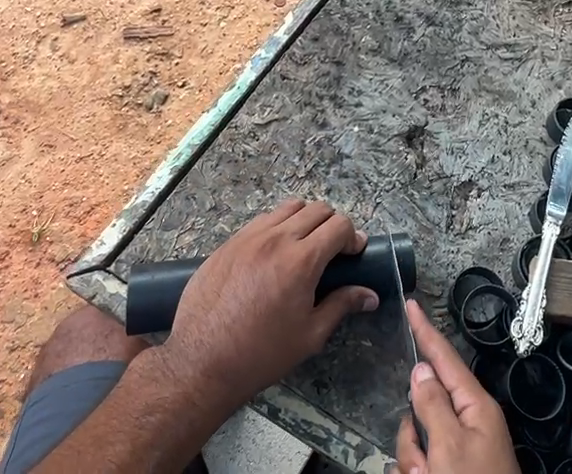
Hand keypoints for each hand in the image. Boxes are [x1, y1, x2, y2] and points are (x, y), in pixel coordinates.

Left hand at [166, 200, 380, 412]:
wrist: (201, 363)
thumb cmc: (261, 354)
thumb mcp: (310, 335)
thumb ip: (342, 306)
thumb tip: (370, 295)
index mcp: (301, 260)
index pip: (339, 225)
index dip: (352, 237)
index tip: (353, 254)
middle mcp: (276, 239)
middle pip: (317, 209)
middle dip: (332, 226)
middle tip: (332, 252)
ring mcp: (248, 237)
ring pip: (288, 208)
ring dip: (304, 221)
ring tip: (302, 247)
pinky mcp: (228, 243)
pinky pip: (261, 221)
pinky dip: (276, 227)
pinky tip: (272, 254)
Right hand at [395, 300, 520, 473]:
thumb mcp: (451, 447)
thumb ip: (432, 404)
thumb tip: (421, 368)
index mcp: (475, 407)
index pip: (445, 357)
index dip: (425, 330)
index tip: (411, 303)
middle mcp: (466, 424)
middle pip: (421, 408)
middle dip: (415, 440)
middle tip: (427, 468)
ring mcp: (456, 451)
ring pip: (414, 442)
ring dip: (416, 466)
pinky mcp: (447, 472)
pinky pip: (417, 465)